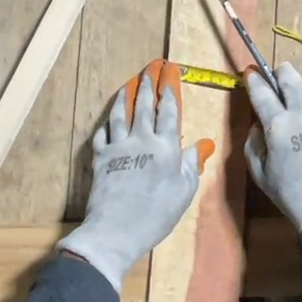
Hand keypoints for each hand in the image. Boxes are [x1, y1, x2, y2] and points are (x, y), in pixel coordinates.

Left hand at [56, 64, 206, 291]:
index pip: (169, 112)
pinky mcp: (100, 158)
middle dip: (147, 85)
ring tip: (128, 84)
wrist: (115, 230)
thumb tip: (201, 144)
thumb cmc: (156, 214)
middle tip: (149, 70)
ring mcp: (118, 147)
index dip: (169, 91)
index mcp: (165, 146)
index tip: (169, 75)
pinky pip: (102, 134)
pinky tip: (108, 120)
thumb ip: (191, 165)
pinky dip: (106, 124)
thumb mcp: (184, 192)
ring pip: (120, 114)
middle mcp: (141, 139)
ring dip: (125, 97)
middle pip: (143, 106)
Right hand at [243, 62, 301, 231]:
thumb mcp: (261, 176)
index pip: (262, 93)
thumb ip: (253, 147)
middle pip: (291, 76)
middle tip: (283, 76)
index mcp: (278, 125)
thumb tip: (258, 126)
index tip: (252, 73)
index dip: (254, 79)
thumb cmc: (293, 196)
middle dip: (283, 71)